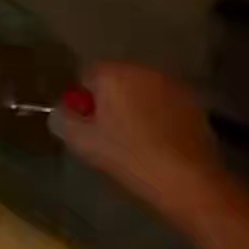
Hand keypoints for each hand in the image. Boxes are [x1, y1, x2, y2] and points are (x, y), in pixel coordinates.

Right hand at [49, 63, 232, 223]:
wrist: (191, 181)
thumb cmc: (132, 159)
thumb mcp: (87, 145)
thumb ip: (64, 121)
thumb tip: (58, 110)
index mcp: (111, 73)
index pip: (86, 76)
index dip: (86, 103)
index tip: (92, 128)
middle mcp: (139, 67)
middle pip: (115, 80)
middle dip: (112, 101)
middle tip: (114, 136)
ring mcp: (168, 81)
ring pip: (141, 90)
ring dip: (136, 106)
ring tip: (140, 140)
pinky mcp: (191, 100)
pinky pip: (164, 101)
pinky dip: (160, 114)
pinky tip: (163, 142)